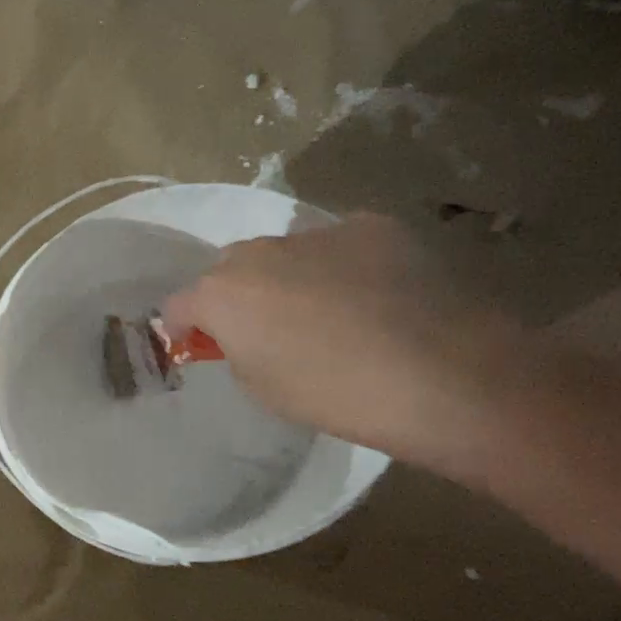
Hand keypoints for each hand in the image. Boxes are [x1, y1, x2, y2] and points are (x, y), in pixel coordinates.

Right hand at [162, 214, 522, 468]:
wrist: (443, 374)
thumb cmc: (332, 393)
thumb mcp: (257, 384)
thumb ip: (236, 347)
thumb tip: (244, 332)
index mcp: (222, 293)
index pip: (178, 304)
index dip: (184, 328)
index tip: (200, 348)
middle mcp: (261, 252)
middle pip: (229, 268)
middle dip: (235, 294)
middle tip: (261, 330)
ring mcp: (321, 234)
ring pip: (285, 252)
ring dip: (288, 277)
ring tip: (323, 313)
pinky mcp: (377, 227)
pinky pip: (339, 245)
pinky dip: (341, 265)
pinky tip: (369, 297)